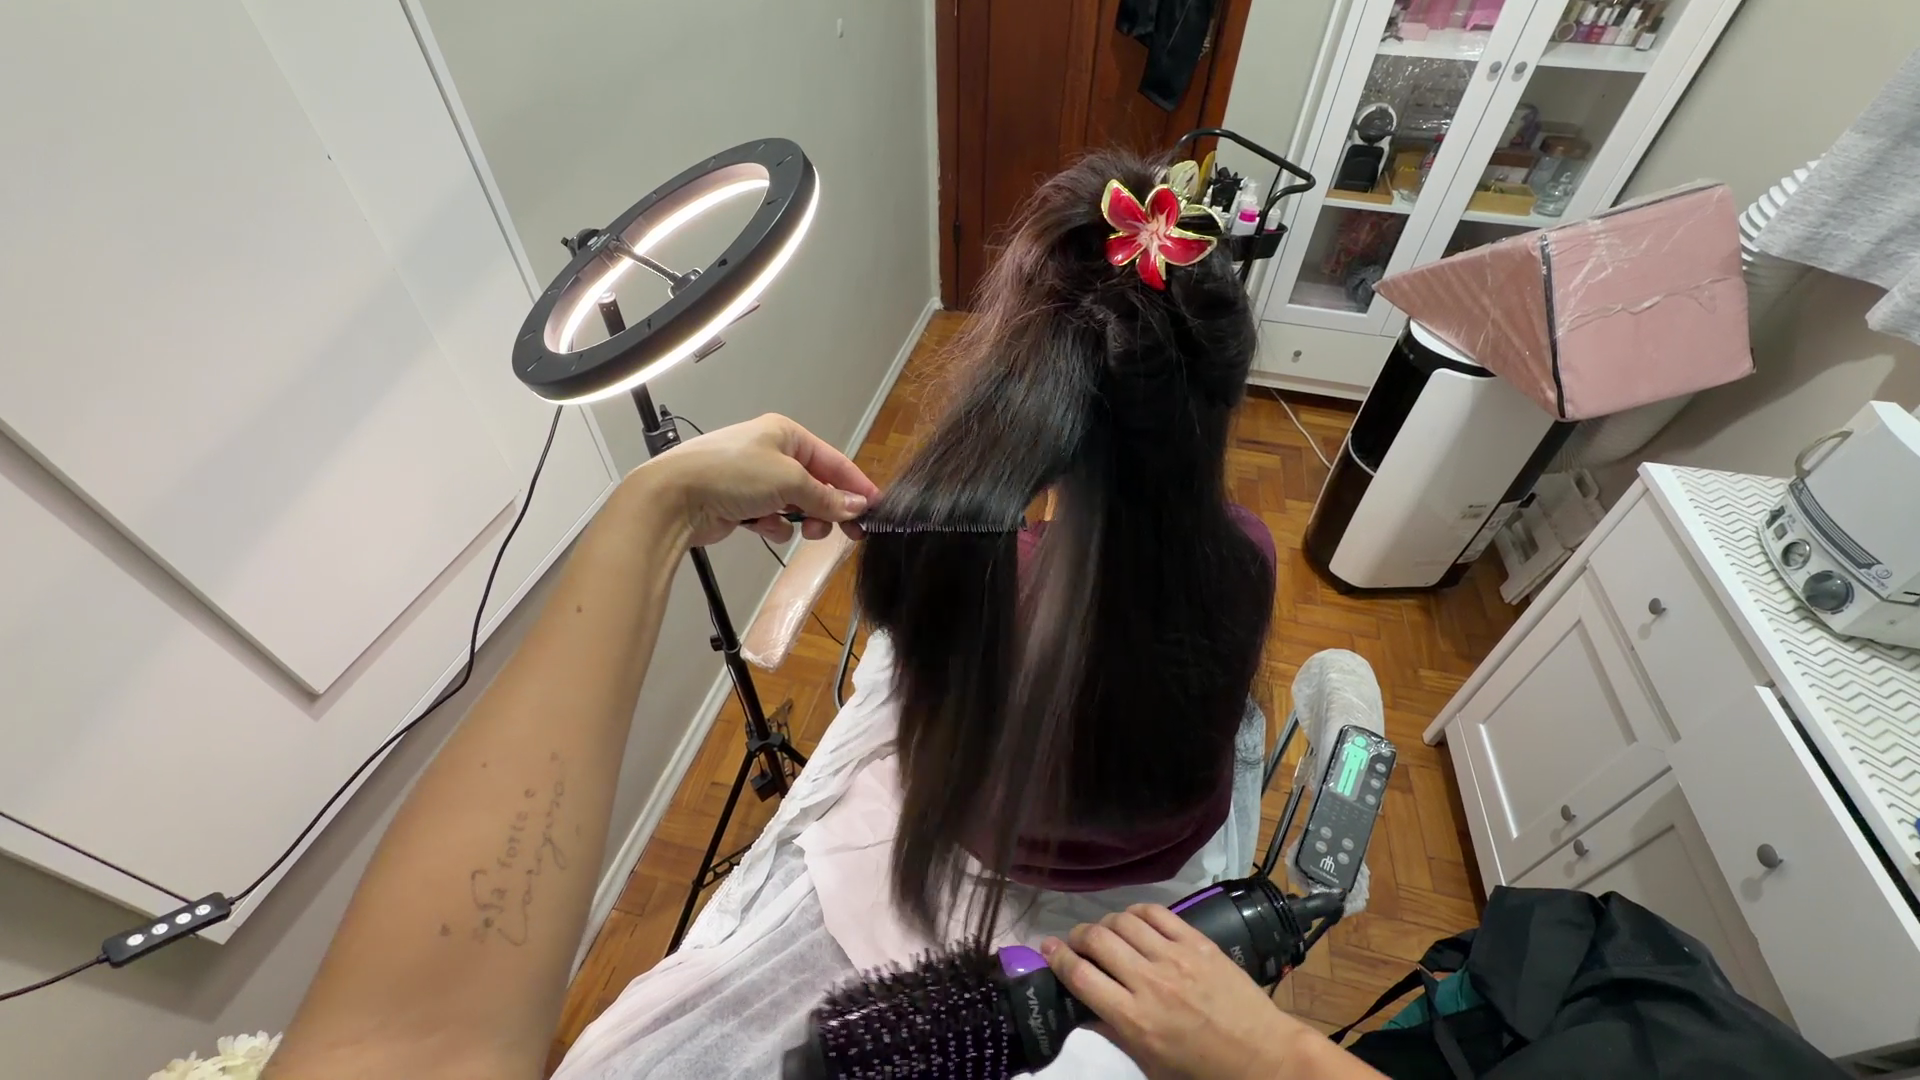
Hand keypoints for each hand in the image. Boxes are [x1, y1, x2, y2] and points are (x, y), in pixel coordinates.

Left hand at [625, 413, 878, 547]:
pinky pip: (773, 518)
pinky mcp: (742, 503)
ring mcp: (756, 478)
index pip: (834, 462)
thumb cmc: (734, 476)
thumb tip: (858, 507)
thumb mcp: (789, 481)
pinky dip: (772, 526)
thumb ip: (826, 497)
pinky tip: (760, 527)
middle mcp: (773, 452)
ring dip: (801, 520)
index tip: (877, 510)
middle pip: (817, 485)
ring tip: (800, 530)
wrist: (675, 497)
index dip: (857, 486)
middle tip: (848, 534)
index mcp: (787, 434)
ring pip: (797, 505)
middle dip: (828, 508)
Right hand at [1042, 905, 1335, 1079]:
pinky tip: (1133, 921)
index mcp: (1134, 1019)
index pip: (1079, 976)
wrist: (1263, 1058)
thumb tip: (1082, 1006)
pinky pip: (1155, 912)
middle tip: (1074, 943)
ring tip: (1105, 934)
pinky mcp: (1196, 941)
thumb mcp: (1151, 1065)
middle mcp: (1148, 982)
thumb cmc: (1203, 1071)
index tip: (1046, 949)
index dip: (1056, 958)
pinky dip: (1136, 912)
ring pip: (1122, 921)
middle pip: (1095, 940)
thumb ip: (1114, 1032)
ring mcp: (1174, 957)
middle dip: (1076, 937)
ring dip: (1105, 924)